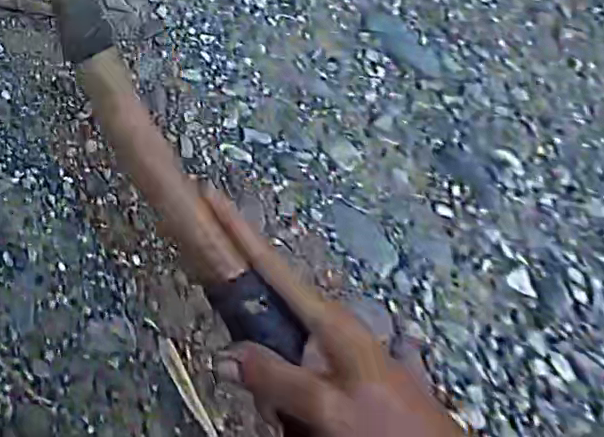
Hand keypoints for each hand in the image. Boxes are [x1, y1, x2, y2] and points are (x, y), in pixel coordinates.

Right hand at [203, 184, 463, 436]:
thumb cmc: (394, 431)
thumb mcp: (329, 409)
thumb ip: (274, 378)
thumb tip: (222, 356)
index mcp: (326, 318)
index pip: (267, 259)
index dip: (235, 225)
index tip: (209, 191)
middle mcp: (328, 325)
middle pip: (265, 317)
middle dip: (254, 356)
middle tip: (268, 404)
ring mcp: (336, 350)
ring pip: (278, 354)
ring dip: (274, 392)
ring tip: (295, 428)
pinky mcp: (342, 376)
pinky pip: (297, 378)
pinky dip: (291, 404)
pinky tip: (305, 429)